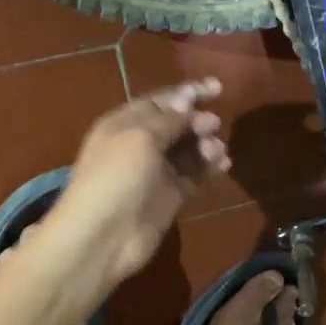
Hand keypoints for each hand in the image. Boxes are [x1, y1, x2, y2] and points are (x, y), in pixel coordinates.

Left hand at [46, 79, 230, 284]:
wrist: (102, 236)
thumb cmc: (116, 177)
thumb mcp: (140, 138)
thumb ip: (168, 119)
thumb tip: (187, 97)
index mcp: (124, 123)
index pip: (161, 101)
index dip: (188, 93)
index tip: (218, 88)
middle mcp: (140, 145)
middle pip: (176, 124)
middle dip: (197, 121)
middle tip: (213, 125)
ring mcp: (155, 172)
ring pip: (187, 150)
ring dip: (205, 145)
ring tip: (217, 149)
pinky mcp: (169, 197)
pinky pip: (193, 176)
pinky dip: (208, 168)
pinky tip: (223, 163)